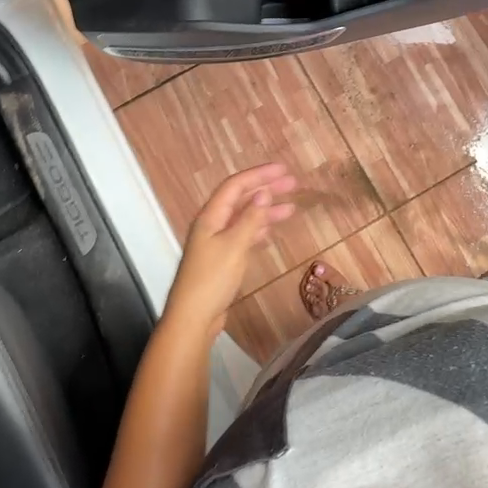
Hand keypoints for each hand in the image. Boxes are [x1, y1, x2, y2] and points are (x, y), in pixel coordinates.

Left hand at [165, 163, 297, 334]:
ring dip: (266, 211)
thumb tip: (264, 193)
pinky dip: (258, 230)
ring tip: (291, 208)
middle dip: (266, 189)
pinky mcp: (222, 259)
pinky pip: (243, 235)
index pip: (236, 185)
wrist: (193, 318)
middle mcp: (212, 224)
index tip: (284, 170)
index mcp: (211, 216)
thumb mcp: (234, 246)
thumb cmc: (212, 279)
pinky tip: (271, 232)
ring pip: (244, 218)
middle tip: (293, 184)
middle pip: (241, 199)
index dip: (259, 175)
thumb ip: (250, 219)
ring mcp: (216, 242)